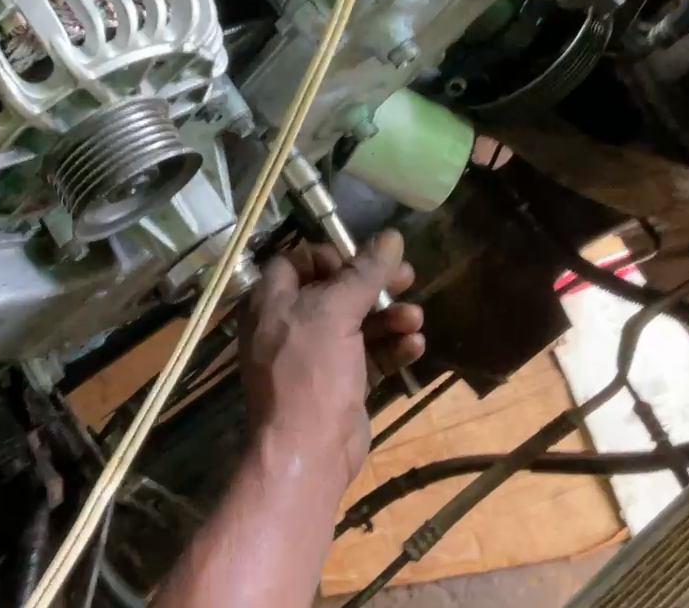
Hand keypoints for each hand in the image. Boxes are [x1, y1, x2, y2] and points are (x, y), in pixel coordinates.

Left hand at [239, 232, 424, 484]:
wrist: (308, 452)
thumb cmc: (311, 370)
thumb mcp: (336, 312)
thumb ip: (364, 273)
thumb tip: (392, 236)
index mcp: (272, 301)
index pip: (297, 261)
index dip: (330, 256)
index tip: (362, 260)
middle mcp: (288, 324)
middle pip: (335, 290)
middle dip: (373, 285)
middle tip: (408, 277)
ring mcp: (314, 356)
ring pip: (356, 323)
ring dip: (388, 317)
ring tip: (416, 318)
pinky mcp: (339, 384)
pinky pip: (367, 355)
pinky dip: (390, 348)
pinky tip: (415, 346)